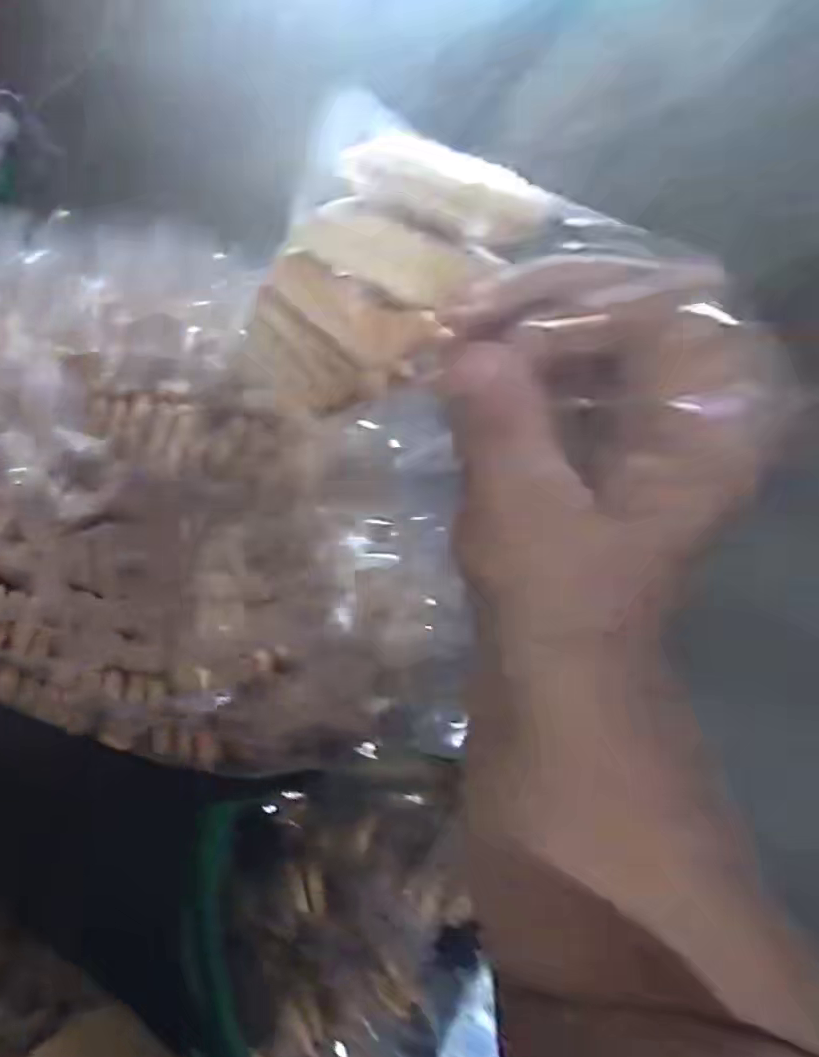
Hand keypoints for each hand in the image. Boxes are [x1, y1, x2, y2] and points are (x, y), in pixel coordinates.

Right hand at [437, 256, 790, 654]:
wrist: (558, 648)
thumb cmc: (553, 587)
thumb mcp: (520, 506)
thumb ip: (501, 424)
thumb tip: (464, 351)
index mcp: (712, 418)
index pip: (667, 308)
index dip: (570, 301)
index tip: (475, 328)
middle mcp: (699, 404)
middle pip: (641, 306)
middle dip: (544, 302)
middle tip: (455, 319)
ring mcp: (653, 420)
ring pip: (604, 336)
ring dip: (525, 328)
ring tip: (450, 337)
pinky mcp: (607, 438)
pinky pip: (573, 374)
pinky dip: (517, 364)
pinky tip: (464, 373)